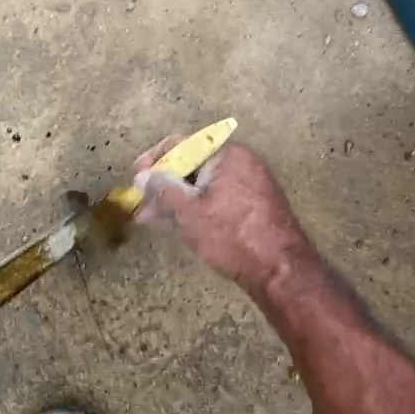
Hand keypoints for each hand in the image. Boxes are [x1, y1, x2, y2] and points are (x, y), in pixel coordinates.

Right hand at [133, 139, 312, 287]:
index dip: (154, 159)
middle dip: (162, 184)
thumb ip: (162, 188)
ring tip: (149, 217)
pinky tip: (173, 223)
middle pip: (191, 166)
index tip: (135, 177)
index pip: (181, 144)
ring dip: (174, 200)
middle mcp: (240, 163)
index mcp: (227, 154)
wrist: (279, 269)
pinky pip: (215, 199)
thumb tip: (142, 176)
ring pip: (201, 186)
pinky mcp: (251, 207)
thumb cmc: (230, 234)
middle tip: (140, 201)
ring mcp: (248, 185)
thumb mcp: (188, 210)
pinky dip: (194, 208)